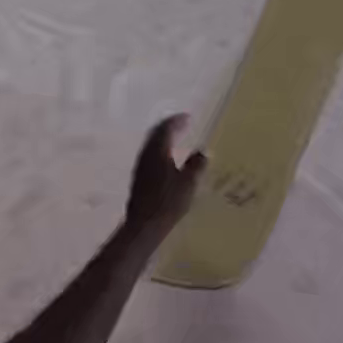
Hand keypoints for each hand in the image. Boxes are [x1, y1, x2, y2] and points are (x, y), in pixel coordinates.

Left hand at [125, 115, 205, 233]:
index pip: (166, 128)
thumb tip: (203, 151)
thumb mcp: (188, 183)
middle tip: (182, 123)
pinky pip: (150, 153)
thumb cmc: (168, 202)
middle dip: (169, 126)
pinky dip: (160, 148)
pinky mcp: (139, 176)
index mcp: (158, 150)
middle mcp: (146, 153)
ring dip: (163, 137)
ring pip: (151, 143)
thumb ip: (196, 165)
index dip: (177, 121)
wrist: (143, 225)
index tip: (188, 117)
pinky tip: (167, 158)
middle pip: (156, 133)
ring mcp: (141, 165)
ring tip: (176, 137)